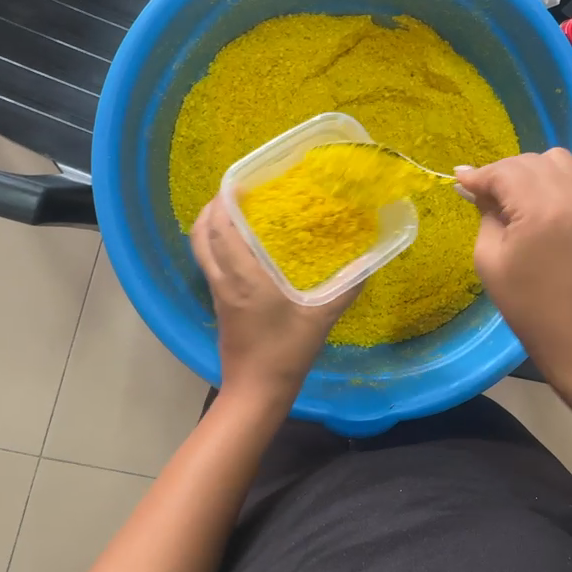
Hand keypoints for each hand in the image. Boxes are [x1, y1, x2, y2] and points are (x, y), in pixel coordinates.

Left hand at [190, 201, 355, 408]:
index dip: (224, 201)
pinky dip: (217, 245)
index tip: (239, 181)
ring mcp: (218, 293)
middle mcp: (224, 280)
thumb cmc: (286, 352)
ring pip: (201, 249)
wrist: (256, 390)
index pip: (221, 229)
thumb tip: (369, 261)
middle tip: (237, 192)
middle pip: (202, 234)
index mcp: (244, 277)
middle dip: (213, 208)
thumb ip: (346, 287)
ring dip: (211, 226)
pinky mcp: (219, 304)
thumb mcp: (322, 318)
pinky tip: (242, 246)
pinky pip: (210, 264)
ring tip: (236, 212)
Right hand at [457, 149, 571, 368]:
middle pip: (530, 162)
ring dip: (536, 169)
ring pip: (561, 161)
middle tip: (485, 195)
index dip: (479, 175)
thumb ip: (486, 214)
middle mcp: (569, 198)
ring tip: (520, 193)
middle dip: (503, 173)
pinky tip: (566, 190)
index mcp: (538, 210)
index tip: (461, 181)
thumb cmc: (522, 301)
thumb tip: (478, 188)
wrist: (568, 331)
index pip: (504, 172)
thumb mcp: (488, 257)